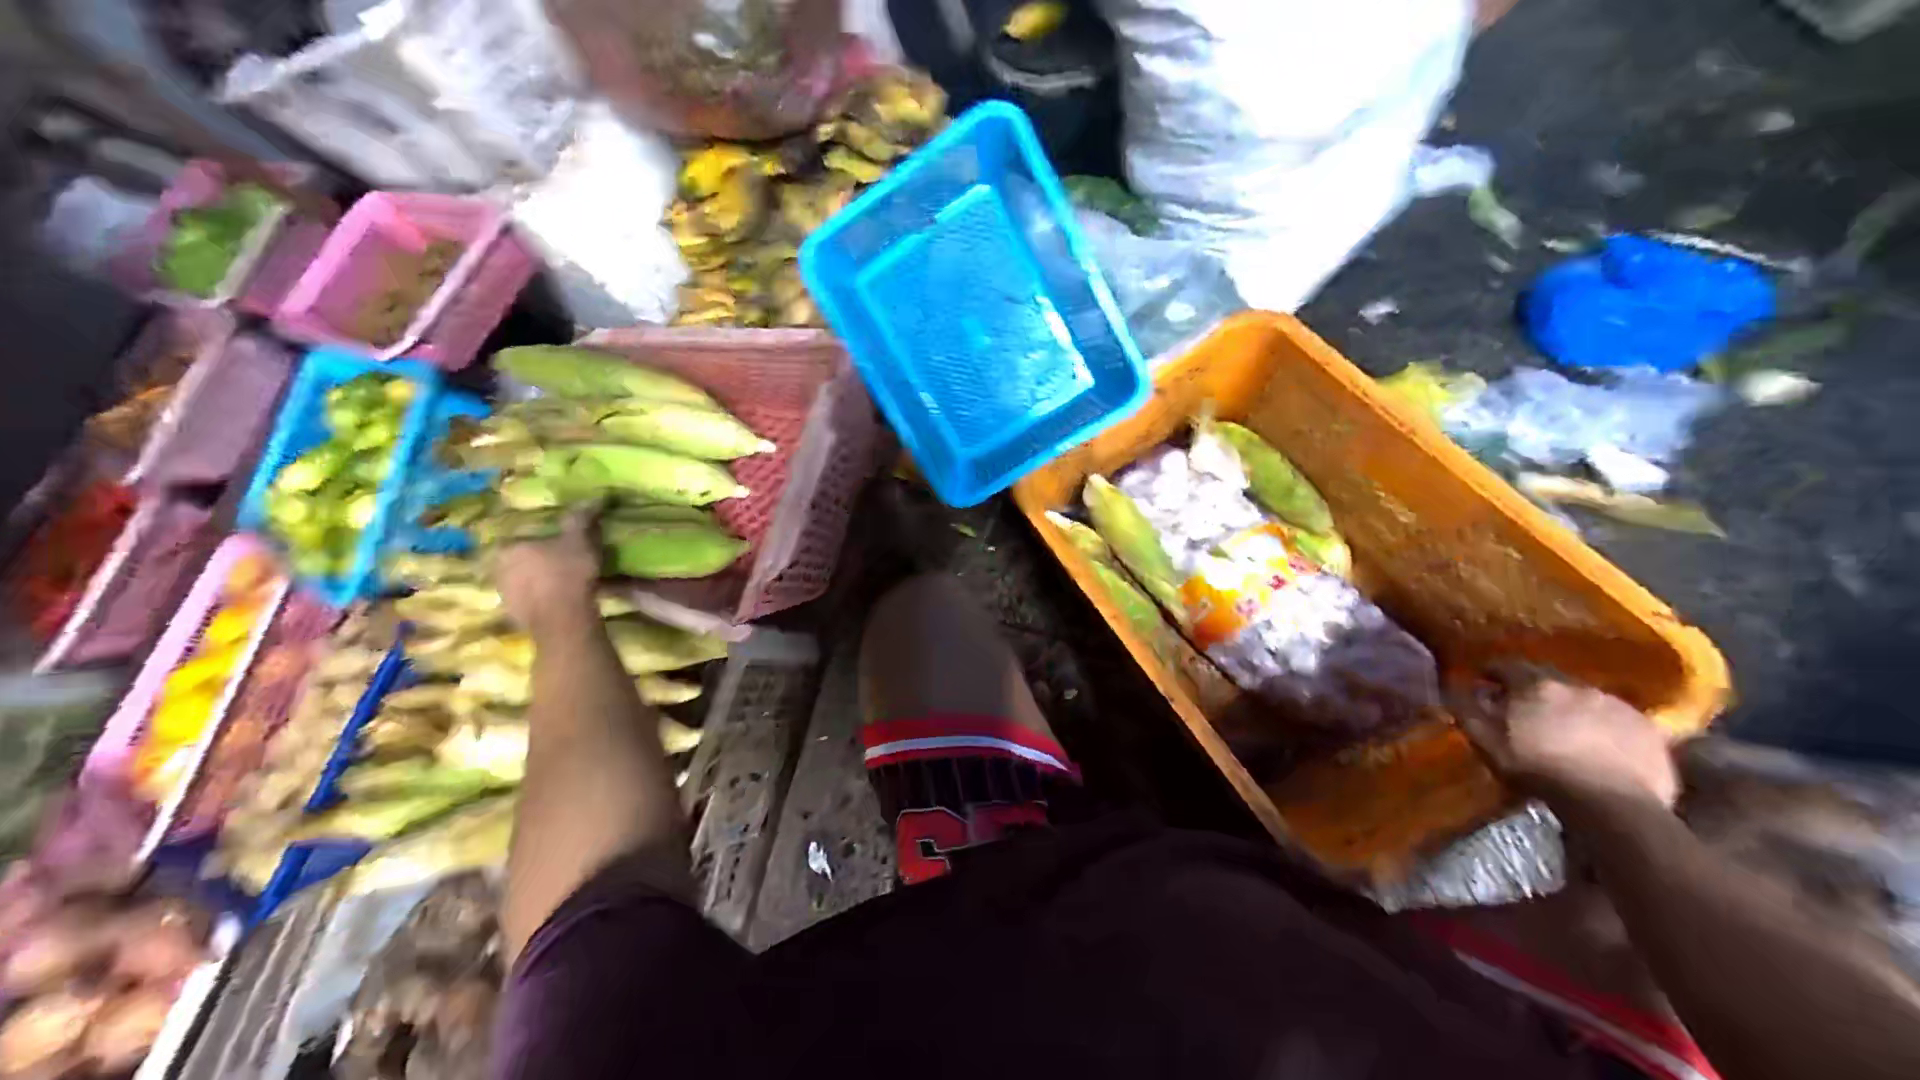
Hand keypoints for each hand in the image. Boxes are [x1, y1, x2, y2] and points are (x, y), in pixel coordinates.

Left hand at [493, 509, 599, 634]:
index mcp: (507, 547)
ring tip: (561, 583)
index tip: (557, 544)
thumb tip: (593, 497)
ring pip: (521, 582)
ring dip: (537, 581)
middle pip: (519, 561)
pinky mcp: (513, 617)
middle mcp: (496, 570)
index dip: (540, 539)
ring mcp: (503, 596)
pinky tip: (558, 601)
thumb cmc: (567, 572)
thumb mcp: (579, 539)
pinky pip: (528, 602)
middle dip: (536, 561)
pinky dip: (540, 600)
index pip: (520, 537)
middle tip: (560, 562)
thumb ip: (581, 517)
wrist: (563, 619)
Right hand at [1455, 670, 1678, 811]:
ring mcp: (1616, 705)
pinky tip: (1599, 745)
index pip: (1506, 665)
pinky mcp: (1648, 728)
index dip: (1491, 672)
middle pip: (1548, 678)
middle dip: (1532, 688)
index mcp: (1534, 685)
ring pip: (1584, 697)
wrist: (1611, 803)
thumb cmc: (1538, 769)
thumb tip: (1456, 686)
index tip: (1482, 681)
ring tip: (1564, 729)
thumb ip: (1467, 709)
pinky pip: (1617, 718)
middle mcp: (1576, 685)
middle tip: (1522, 706)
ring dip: (1570, 706)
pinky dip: (1603, 725)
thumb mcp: (1486, 741)